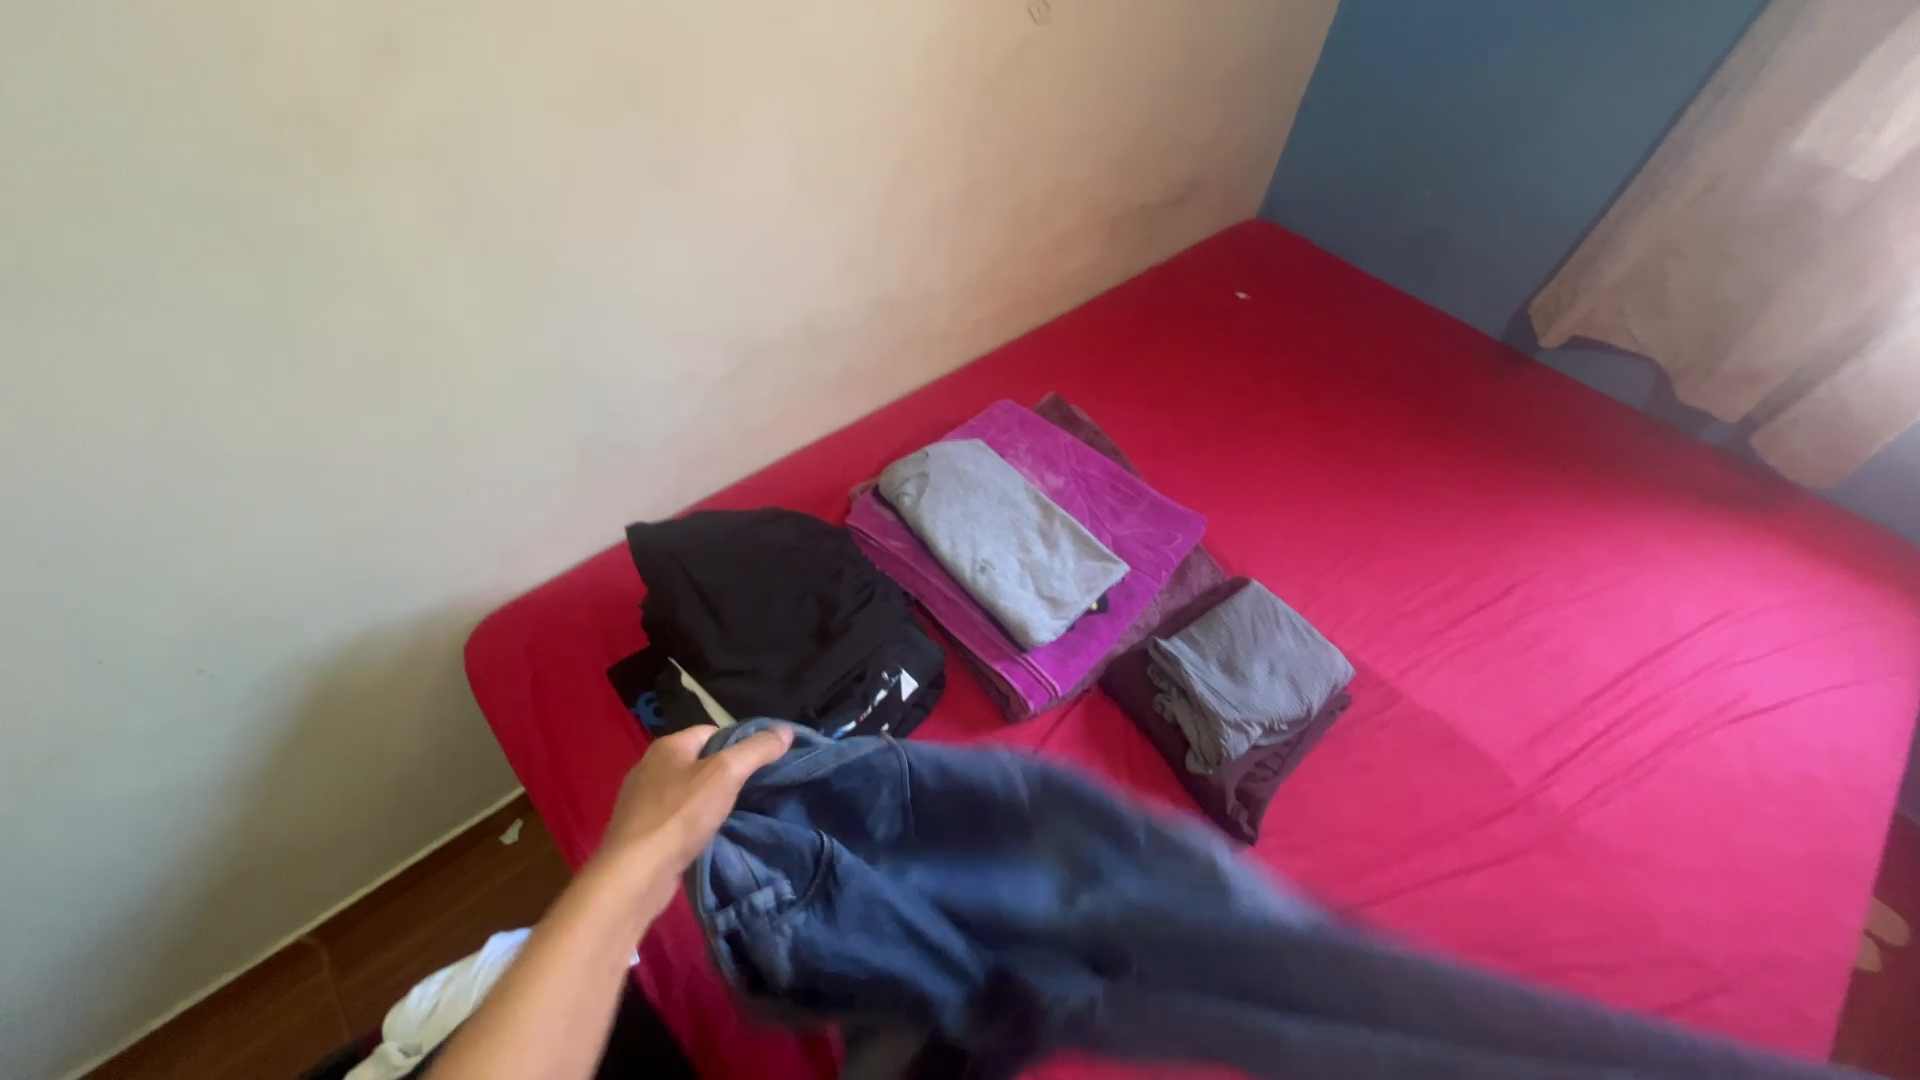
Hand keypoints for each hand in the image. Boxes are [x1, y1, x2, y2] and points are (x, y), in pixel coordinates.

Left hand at [600, 723, 794, 872]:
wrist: (634, 874)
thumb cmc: (680, 815)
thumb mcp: (726, 774)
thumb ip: (757, 750)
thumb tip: (785, 730)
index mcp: (668, 745)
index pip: (713, 732)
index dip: (739, 744)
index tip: (760, 765)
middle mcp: (650, 766)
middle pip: (700, 760)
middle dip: (725, 773)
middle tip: (751, 790)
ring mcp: (641, 800)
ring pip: (687, 790)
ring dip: (709, 800)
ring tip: (734, 813)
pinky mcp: (640, 830)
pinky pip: (675, 816)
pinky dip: (692, 822)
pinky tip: (706, 835)